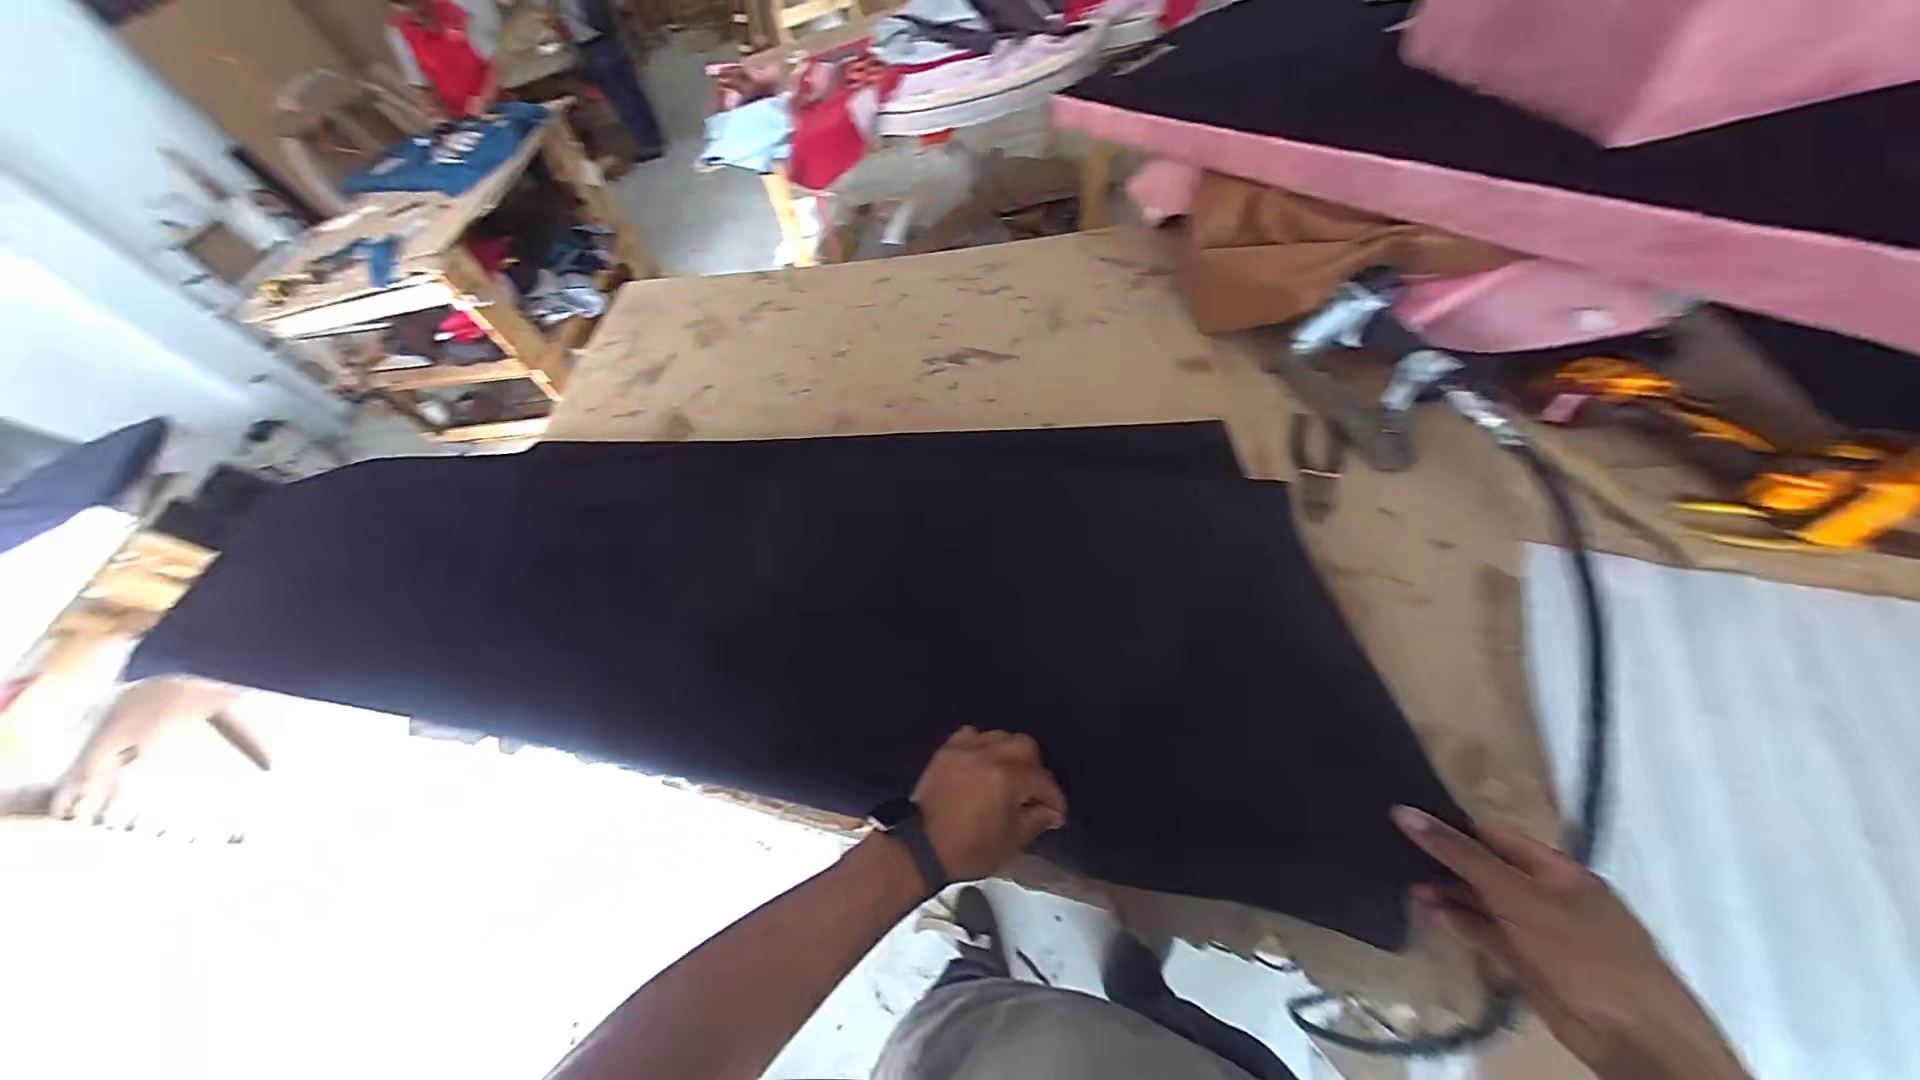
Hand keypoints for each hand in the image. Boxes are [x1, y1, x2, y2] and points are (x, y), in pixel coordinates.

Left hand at [911, 726, 1066, 880]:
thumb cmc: (967, 850)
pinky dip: (981, 745)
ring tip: (1007, 777)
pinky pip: (971, 735)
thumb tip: (1049, 810)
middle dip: (1035, 770)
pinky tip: (982, 764)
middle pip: (1025, 746)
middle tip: (1032, 793)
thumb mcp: (1010, 843)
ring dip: (1009, 755)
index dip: (1054, 799)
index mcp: (1007, 779)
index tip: (1056, 813)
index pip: (1043, 780)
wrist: (920, 848)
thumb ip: (1035, 820)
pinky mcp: (947, 750)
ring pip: (1000, 737)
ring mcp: (966, 749)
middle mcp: (988, 755)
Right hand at [1393, 806, 1750, 1079]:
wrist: (1637, 1042)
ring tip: (1408, 889)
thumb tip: (1404, 812)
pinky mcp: (1528, 962)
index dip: (1452, 827)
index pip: (1494, 836)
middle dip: (1444, 863)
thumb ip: (1459, 854)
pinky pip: (1486, 933)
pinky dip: (1458, 923)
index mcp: (1557, 871)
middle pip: (1486, 869)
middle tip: (1395, 855)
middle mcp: (1548, 896)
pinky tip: (1429, 915)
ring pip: (1482, 903)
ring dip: (1447, 895)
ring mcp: (1539, 932)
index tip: (1405, 820)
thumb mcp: (1516, 894)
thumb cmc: (1583, 952)